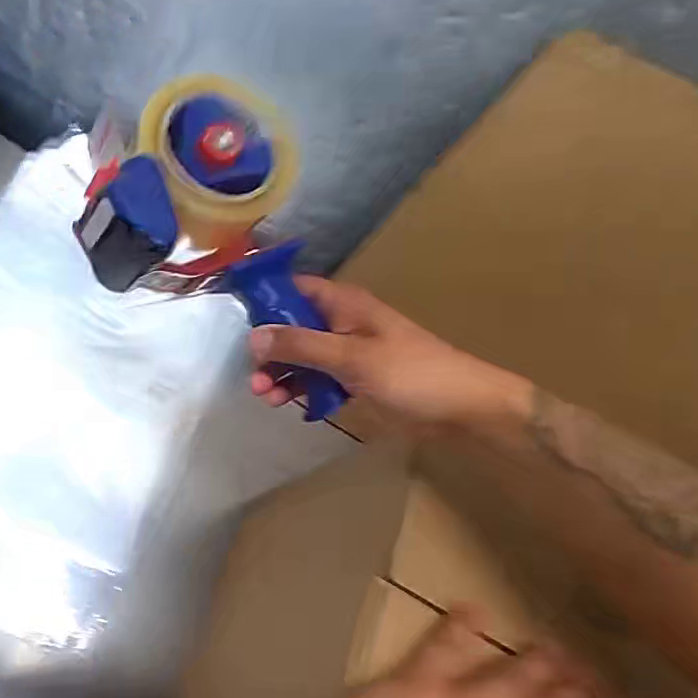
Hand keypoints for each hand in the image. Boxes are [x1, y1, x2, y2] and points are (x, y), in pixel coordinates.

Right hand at [248, 276, 530, 431]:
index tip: (235, 315)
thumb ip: (301, 346)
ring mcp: (348, 353)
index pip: (294, 288)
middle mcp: (342, 323)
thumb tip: (253, 337)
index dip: (265, 297)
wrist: (461, 409)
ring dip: (282, 374)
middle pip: (292, 327)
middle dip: (269, 349)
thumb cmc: (410, 373)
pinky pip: (318, 379)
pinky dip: (302, 389)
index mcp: (344, 304)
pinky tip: (289, 404)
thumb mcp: (350, 357)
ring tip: (266, 396)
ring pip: (302, 357)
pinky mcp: (355, 379)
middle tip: (251, 376)